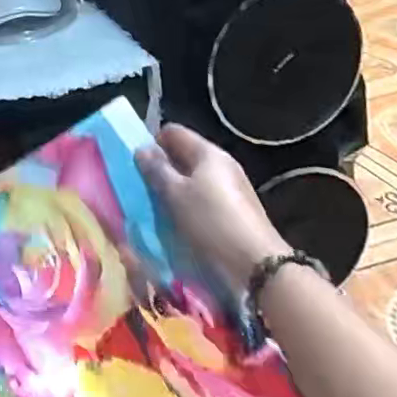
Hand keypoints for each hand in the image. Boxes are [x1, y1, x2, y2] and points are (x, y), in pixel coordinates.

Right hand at [136, 123, 290, 292]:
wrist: (258, 265)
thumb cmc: (211, 222)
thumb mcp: (176, 195)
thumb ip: (157, 170)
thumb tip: (141, 148)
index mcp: (207, 151)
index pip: (173, 132)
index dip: (152, 143)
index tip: (137, 166)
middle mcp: (222, 162)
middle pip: (184, 154)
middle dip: (163, 169)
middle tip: (144, 190)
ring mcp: (232, 185)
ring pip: (194, 178)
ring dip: (176, 189)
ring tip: (160, 210)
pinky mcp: (237, 207)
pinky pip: (205, 196)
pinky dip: (191, 204)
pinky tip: (183, 223)